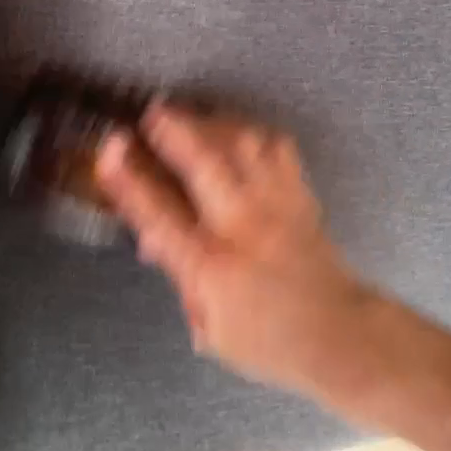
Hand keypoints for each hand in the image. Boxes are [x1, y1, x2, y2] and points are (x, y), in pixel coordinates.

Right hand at [96, 104, 374, 391]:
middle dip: (176, 129)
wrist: (338, 334)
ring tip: (193, 115)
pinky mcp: (300, 193)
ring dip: (214, 122)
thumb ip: (181, 276)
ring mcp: (276, 204)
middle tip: (154, 111)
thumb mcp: (211, 326)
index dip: (131, 179)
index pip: (160, 215)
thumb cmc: (269, 340)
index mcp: (213, 267)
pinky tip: (239, 131)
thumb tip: (151, 239)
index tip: (112, 149)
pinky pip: (277, 147)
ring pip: (244, 144)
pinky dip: (254, 132)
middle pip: (205, 164)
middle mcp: (244, 226)